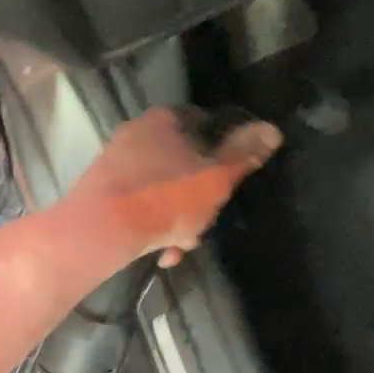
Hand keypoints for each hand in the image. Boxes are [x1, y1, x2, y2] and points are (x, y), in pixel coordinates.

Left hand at [69, 107, 281, 266]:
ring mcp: (116, 164)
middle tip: (205, 222)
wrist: (100, 231)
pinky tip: (160, 251)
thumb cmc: (166, 197)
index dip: (223, 151)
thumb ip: (245, 154)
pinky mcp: (103, 193)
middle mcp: (137, 134)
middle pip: (184, 162)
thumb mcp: (217, 177)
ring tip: (180, 246)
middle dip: (199, 197)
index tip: (230, 179)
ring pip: (163, 189)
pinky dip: (154, 227)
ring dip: (178, 219)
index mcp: (165, 121)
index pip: (205, 124)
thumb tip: (273, 129)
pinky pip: (140, 206)